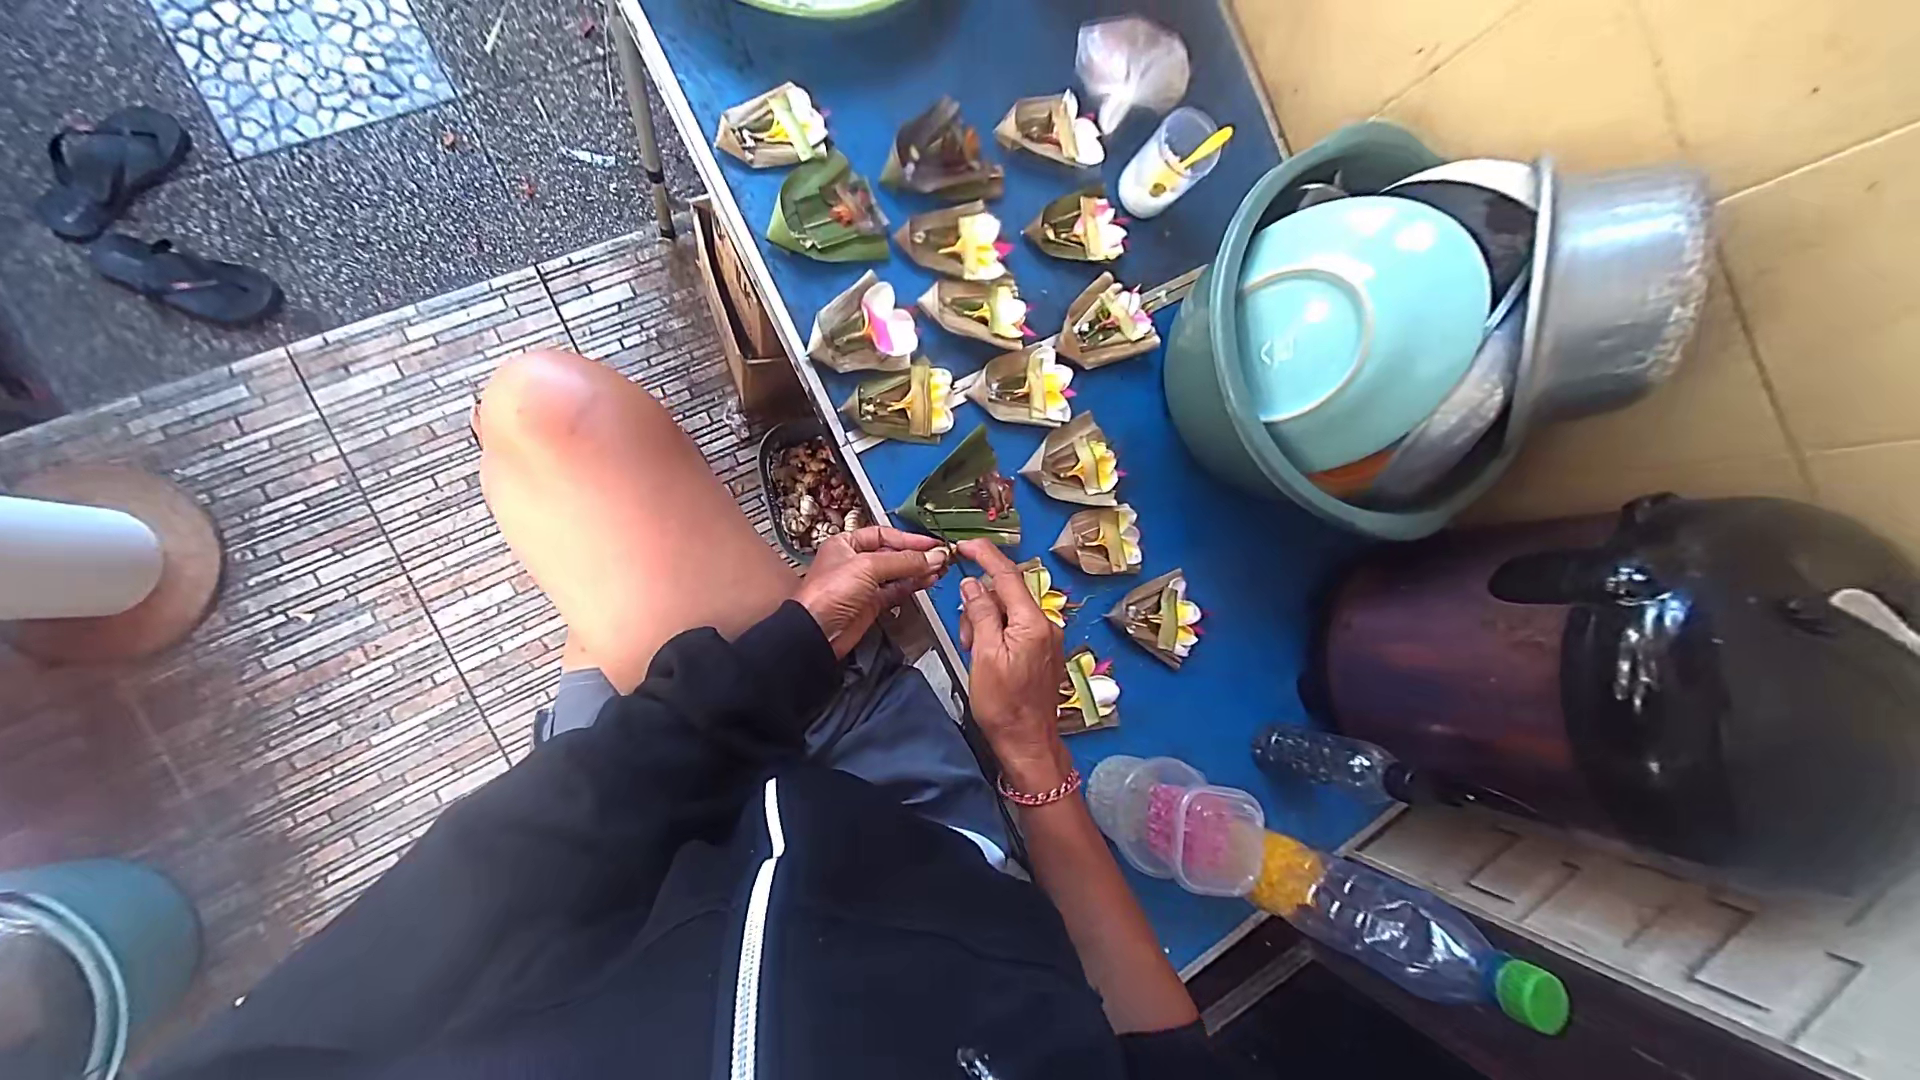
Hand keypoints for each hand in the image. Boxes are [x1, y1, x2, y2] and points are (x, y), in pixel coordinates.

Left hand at [795, 526, 948, 657]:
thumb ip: (904, 560)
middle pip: (893, 553)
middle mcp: (854, 562)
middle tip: (939, 556)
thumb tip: (931, 556)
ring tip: (939, 568)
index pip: (884, 534)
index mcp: (846, 544)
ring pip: (897, 573)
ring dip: (918, 570)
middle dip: (917, 555)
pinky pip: (897, 590)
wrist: (817, 632)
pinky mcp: (871, 604)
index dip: (908, 538)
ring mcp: (863, 584)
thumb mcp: (868, 567)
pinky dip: (912, 585)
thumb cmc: (826, 595)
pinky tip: (927, 581)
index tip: (931, 543)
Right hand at [956, 539, 1069, 791]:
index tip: (965, 545)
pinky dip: (996, 634)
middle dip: (980, 606)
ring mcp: (1046, 637)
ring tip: (976, 654)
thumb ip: (980, 614)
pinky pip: (1014, 627)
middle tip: (967, 637)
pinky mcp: (1042, 649)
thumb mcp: (984, 655)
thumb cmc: (1004, 705)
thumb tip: (973, 584)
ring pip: (1007, 611)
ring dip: (985, 623)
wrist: (1027, 743)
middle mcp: (1045, 623)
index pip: (1007, 575)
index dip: (984, 556)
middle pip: (1005, 593)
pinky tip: (988, 657)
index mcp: (1033, 621)